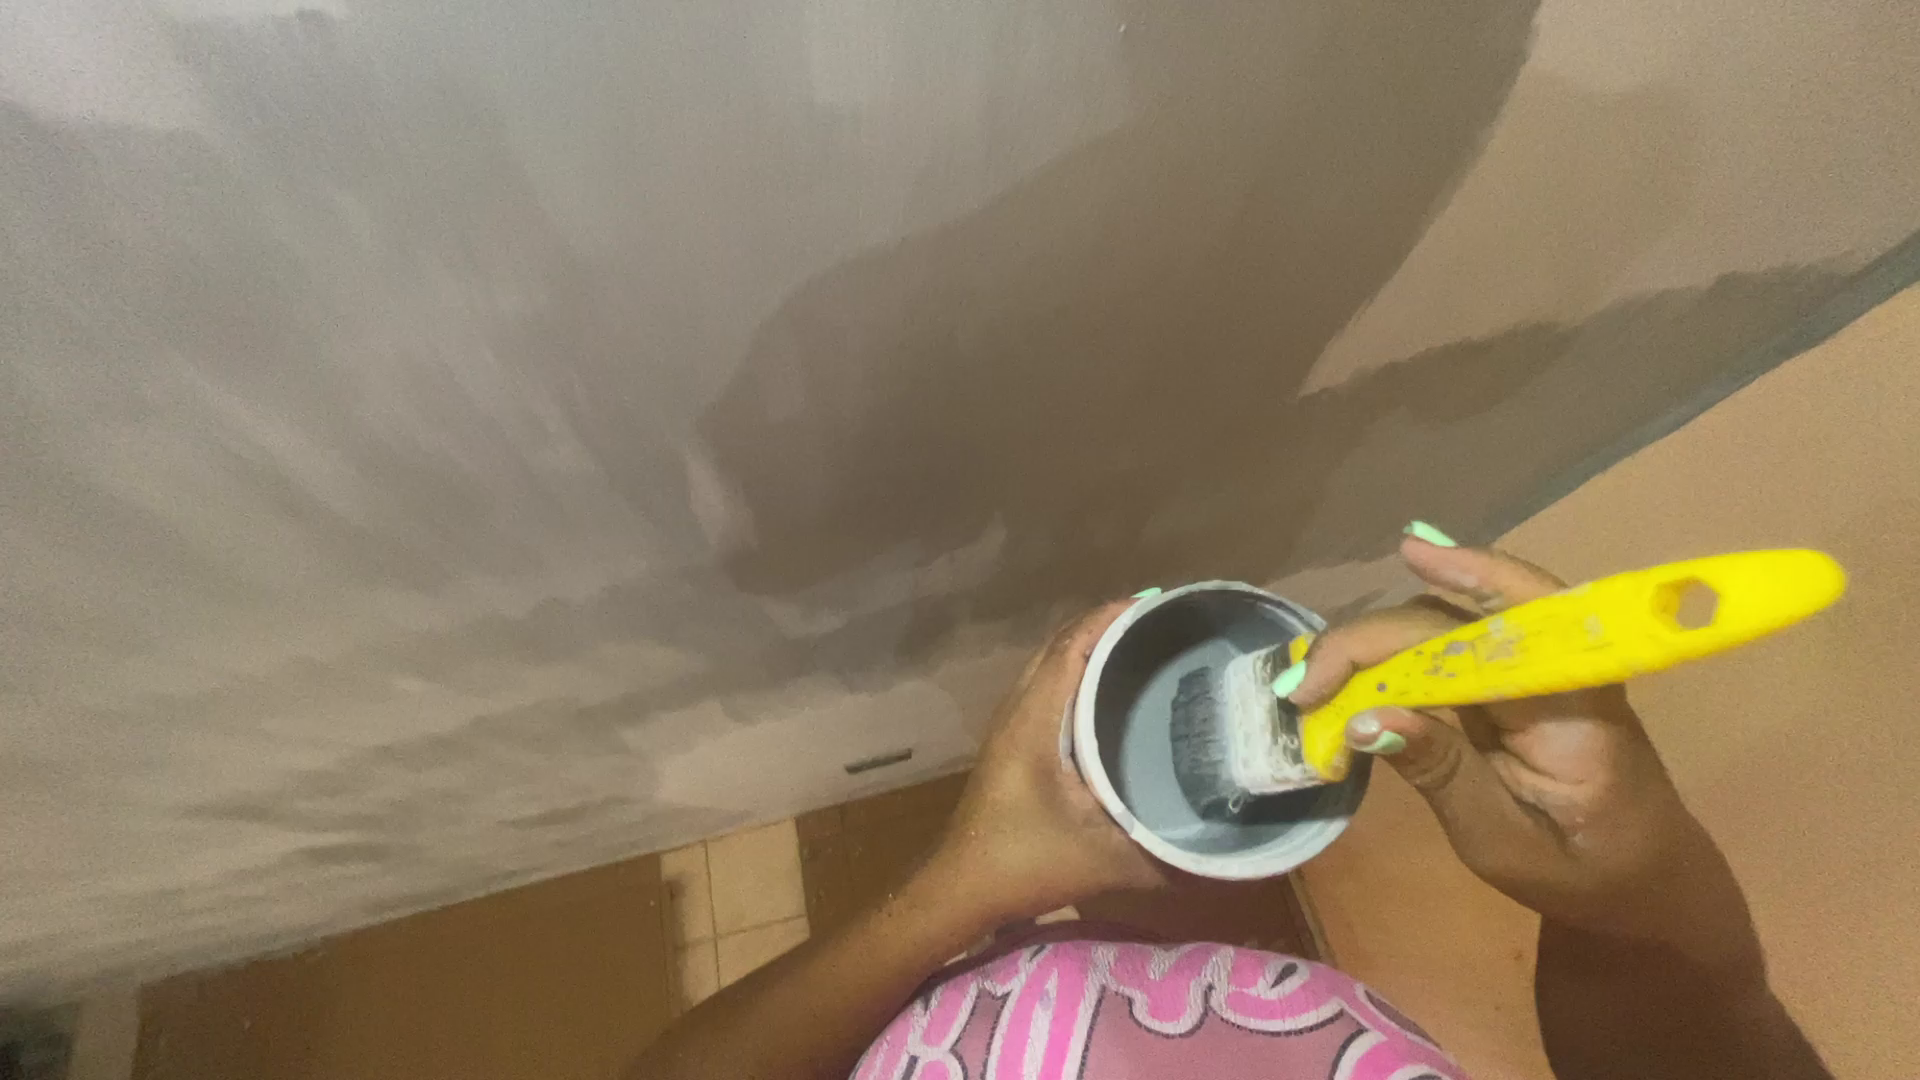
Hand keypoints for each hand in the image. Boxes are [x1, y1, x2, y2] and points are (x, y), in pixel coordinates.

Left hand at [926, 601, 1167, 920]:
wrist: (962, 885)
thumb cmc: (1025, 862)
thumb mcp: (1105, 861)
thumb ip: (1167, 859)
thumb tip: (1229, 854)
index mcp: (1035, 719)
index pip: (1072, 646)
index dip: (1110, 618)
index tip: (1156, 603)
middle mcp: (1018, 708)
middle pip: (1059, 644)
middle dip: (1104, 624)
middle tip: (1159, 621)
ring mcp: (1009, 721)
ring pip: (1049, 662)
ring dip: (1087, 644)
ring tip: (1138, 644)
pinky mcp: (1010, 738)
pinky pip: (1045, 684)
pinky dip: (1075, 669)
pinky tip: (1105, 689)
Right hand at [1290, 533, 1749, 961]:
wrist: (1642, 886)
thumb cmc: (1587, 875)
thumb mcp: (1504, 841)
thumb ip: (1439, 773)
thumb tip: (1359, 720)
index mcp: (1576, 708)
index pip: (1525, 624)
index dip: (1473, 574)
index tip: (1407, 552)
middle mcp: (1549, 672)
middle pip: (1449, 624)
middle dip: (1365, 643)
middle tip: (1302, 689)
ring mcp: (1520, 672)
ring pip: (1432, 625)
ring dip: (1365, 647)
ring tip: (1313, 681)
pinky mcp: (1495, 680)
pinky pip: (1433, 647)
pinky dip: (1379, 652)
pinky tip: (1345, 655)